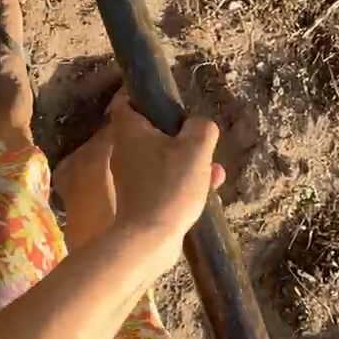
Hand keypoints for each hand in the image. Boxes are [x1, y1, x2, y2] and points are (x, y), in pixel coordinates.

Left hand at [103, 89, 224, 266]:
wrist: (149, 240)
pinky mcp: (138, 198)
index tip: (167, 103)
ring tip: (214, 171)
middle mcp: (124, 150)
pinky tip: (207, 190)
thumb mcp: (196, 149)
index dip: (145, 98)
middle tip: (200, 141)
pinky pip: (162, 180)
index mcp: (129, 130)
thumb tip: (199, 124)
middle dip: (180, 136)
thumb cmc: (170, 187)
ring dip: (187, 160)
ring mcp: (130, 176)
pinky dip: (181, 181)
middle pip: (151, 131)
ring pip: (161, 157)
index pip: (127, 101)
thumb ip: (202, 128)